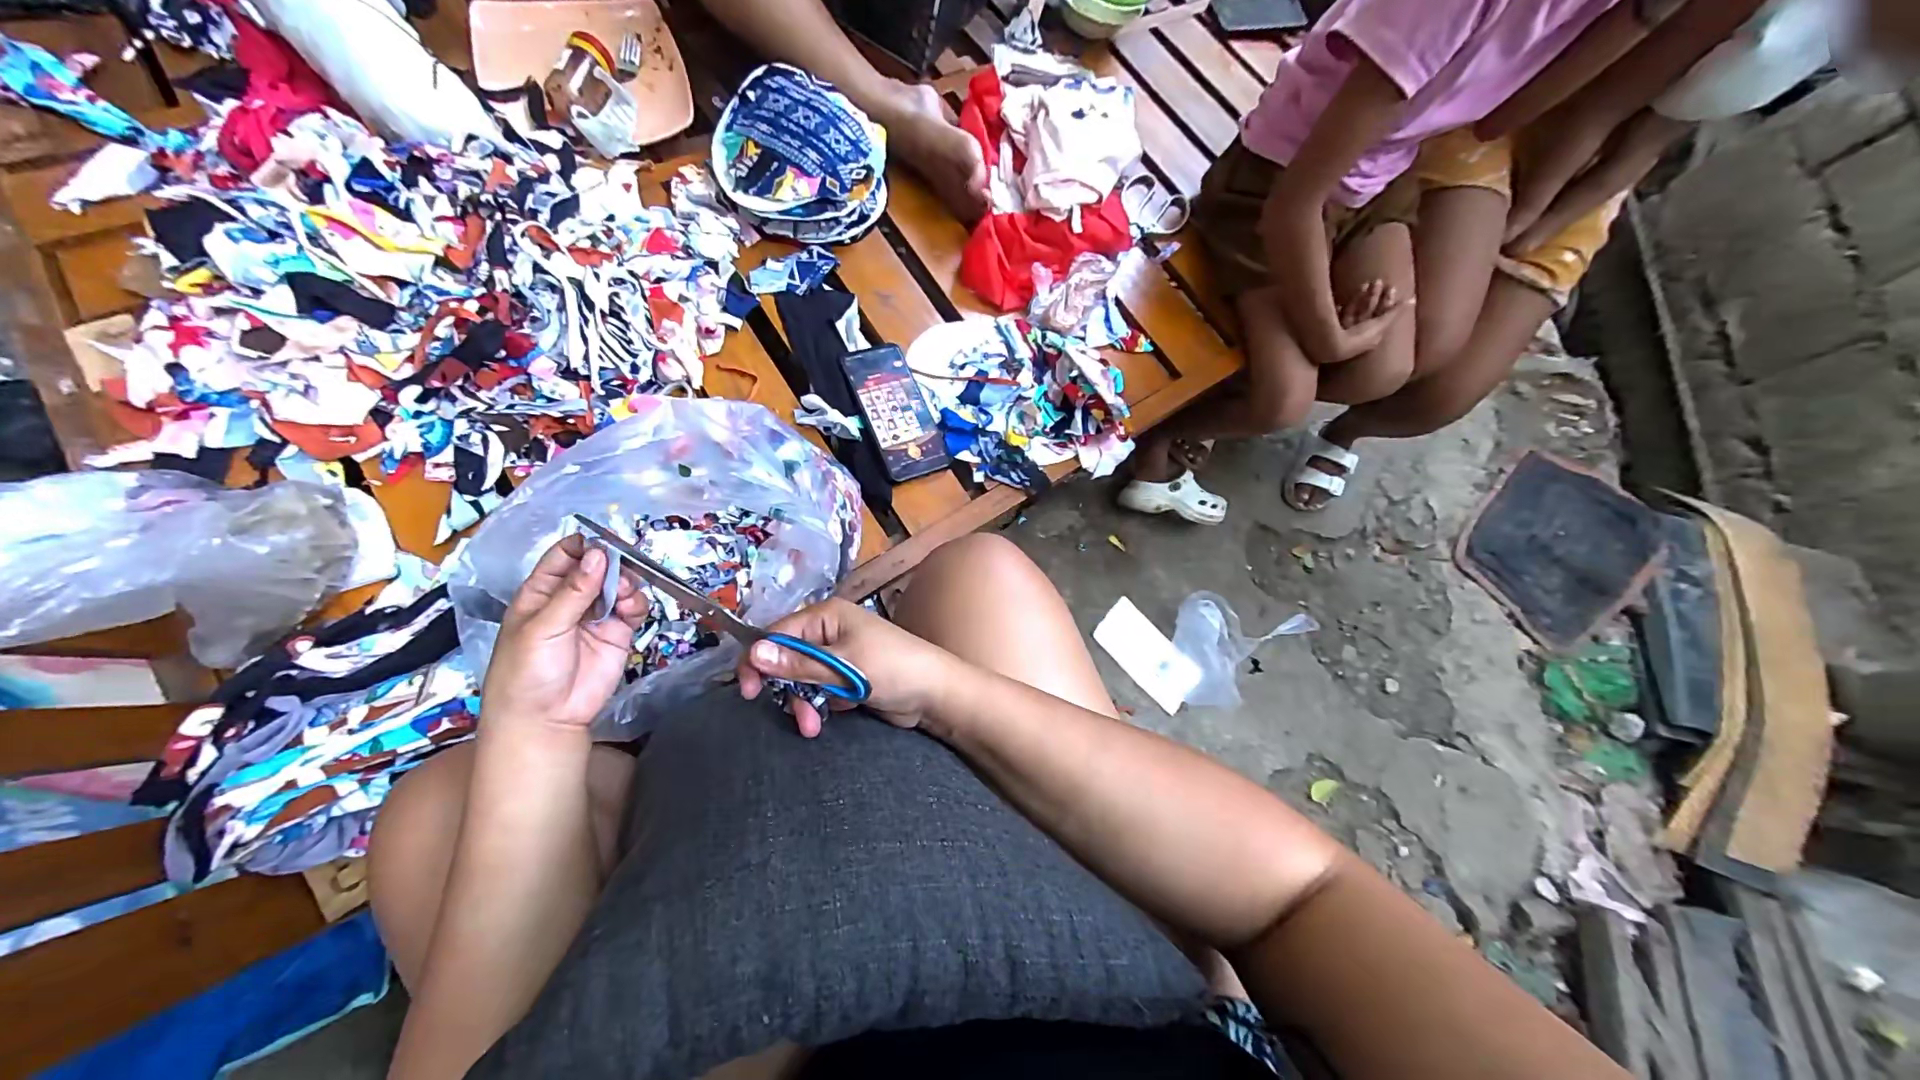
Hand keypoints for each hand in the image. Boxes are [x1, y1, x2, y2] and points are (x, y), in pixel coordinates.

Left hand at [481, 535, 647, 732]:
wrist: (545, 720)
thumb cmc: (526, 673)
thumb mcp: (542, 628)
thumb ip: (573, 592)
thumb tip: (599, 554)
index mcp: (541, 593)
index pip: (565, 556)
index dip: (585, 546)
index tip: (605, 541)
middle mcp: (571, 600)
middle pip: (598, 568)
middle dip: (613, 563)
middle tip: (622, 567)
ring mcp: (596, 617)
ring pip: (619, 586)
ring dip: (626, 584)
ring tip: (625, 594)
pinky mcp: (618, 634)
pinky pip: (633, 609)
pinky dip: (637, 604)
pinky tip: (631, 608)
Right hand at [735, 597, 966, 737]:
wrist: (935, 695)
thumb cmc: (892, 667)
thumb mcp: (843, 666)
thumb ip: (798, 662)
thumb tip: (754, 652)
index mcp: (826, 616)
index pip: (777, 633)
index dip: (760, 660)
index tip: (748, 691)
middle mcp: (829, 632)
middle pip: (787, 659)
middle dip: (787, 688)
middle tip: (793, 714)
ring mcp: (838, 657)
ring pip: (801, 680)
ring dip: (802, 703)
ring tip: (812, 726)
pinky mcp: (846, 680)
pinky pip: (818, 692)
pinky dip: (818, 707)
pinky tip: (825, 721)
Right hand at [1326, 278, 1410, 361]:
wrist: (1334, 347)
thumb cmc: (1360, 337)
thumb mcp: (1382, 324)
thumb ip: (1395, 312)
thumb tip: (1413, 299)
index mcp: (1374, 334)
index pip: (1383, 315)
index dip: (1388, 302)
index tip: (1392, 288)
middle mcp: (1361, 333)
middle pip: (1369, 312)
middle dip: (1374, 296)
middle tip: (1379, 281)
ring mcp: (1346, 331)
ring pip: (1356, 312)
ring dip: (1361, 298)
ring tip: (1365, 284)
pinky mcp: (1332, 328)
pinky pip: (1340, 317)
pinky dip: (1343, 309)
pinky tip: (1343, 301)